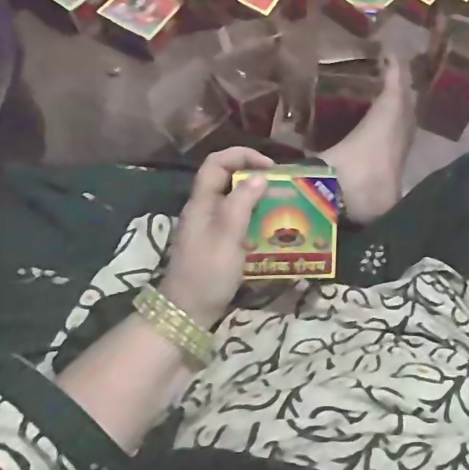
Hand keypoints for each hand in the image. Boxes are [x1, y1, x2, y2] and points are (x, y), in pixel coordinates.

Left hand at [159, 147, 272, 326]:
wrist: (187, 313)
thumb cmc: (207, 273)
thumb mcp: (227, 237)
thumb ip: (241, 204)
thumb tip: (260, 176)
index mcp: (201, 202)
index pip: (217, 163)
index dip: (243, 156)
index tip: (271, 167)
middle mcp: (204, 210)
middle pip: (226, 179)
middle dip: (254, 176)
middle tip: (281, 187)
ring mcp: (209, 228)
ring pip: (233, 200)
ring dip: (257, 198)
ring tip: (281, 206)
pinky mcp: (217, 244)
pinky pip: (237, 221)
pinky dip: (254, 219)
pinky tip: (271, 231)